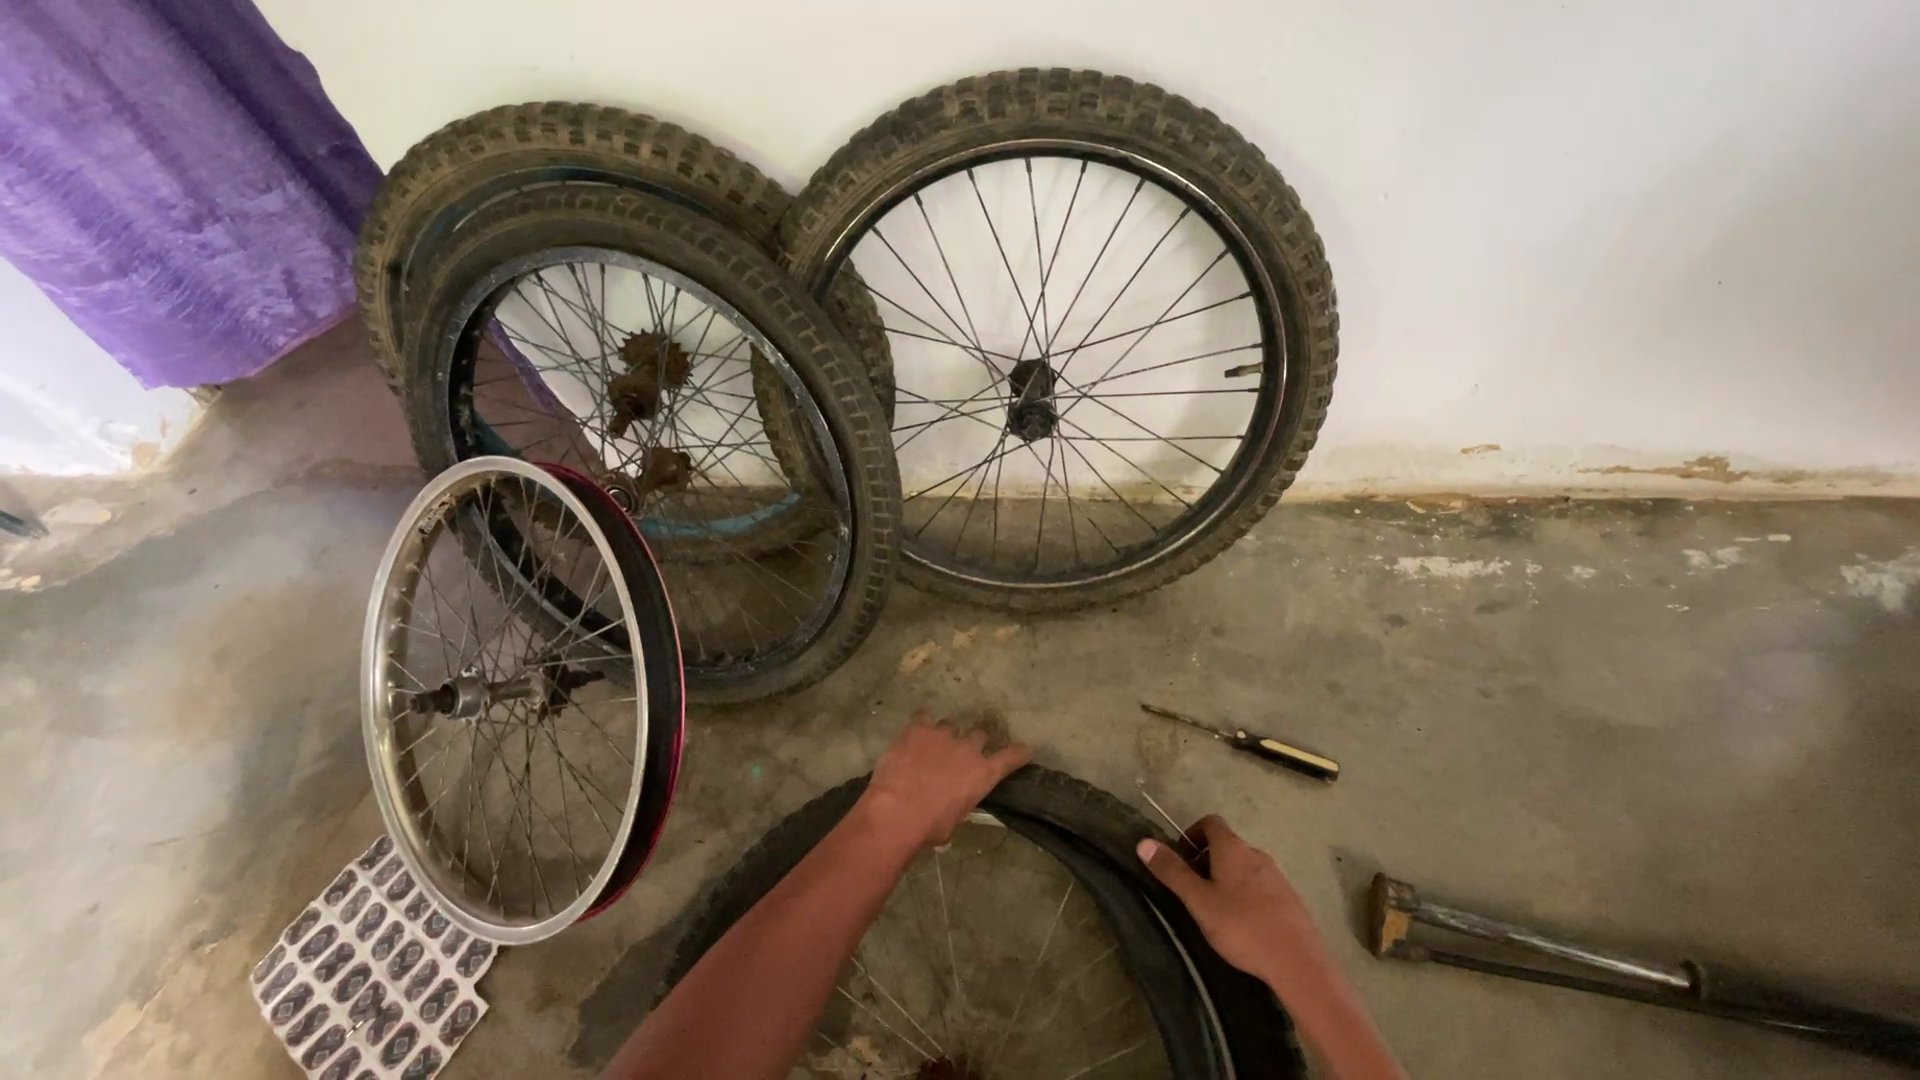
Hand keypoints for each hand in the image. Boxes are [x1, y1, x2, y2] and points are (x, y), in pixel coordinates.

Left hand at [854, 710, 1032, 850]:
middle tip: (962, 753)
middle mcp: (968, 749)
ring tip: (934, 745)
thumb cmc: (930, 826)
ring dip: (946, 735)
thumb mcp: (954, 822)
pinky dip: (923, 722)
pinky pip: (924, 716)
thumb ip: (958, 807)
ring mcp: (942, 735)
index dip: (1019, 752)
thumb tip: (951, 811)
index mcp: (983, 774)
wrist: (898, 812)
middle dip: (973, 742)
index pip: (1011, 757)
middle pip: (979, 734)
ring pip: (950, 725)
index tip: (1025, 749)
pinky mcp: (918, 729)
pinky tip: (917, 729)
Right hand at [1137, 815, 1323, 985]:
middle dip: (1206, 860)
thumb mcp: (1199, 901)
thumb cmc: (1242, 926)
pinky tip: (1242, 925)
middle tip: (1193, 891)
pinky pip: (1260, 886)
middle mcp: (1257, 855)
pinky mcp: (1290, 900)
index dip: (1192, 834)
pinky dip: (1245, 895)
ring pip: (1244, 867)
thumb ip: (1172, 872)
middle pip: (1227, 845)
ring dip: (1226, 879)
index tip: (1181, 859)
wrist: (1299, 963)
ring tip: (1215, 911)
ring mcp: (1277, 877)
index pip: (1211, 822)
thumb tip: (1144, 842)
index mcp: (1233, 849)